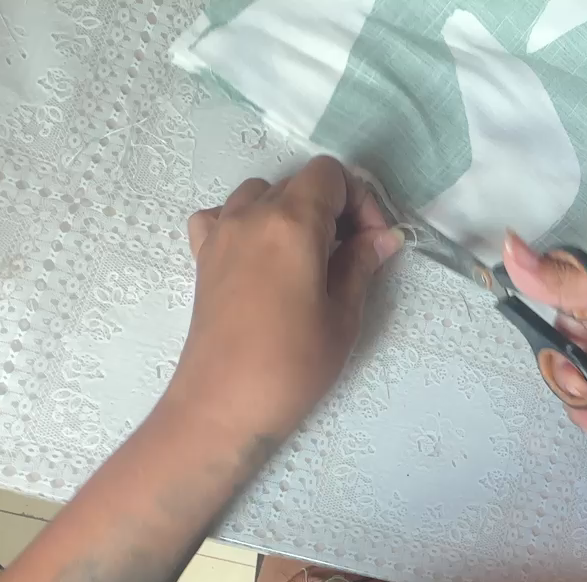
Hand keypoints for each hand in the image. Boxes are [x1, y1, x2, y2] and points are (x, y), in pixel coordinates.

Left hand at [167, 157, 402, 439]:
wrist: (227, 401)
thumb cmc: (295, 364)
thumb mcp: (344, 316)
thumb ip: (361, 265)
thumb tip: (384, 237)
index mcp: (293, 223)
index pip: (330, 175)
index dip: (360, 201)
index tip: (372, 242)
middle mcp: (251, 213)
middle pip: (299, 183)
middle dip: (333, 210)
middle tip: (352, 257)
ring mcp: (221, 231)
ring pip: (263, 195)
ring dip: (293, 215)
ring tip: (310, 260)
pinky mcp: (203, 254)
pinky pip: (226, 215)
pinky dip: (251, 224)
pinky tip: (265, 258)